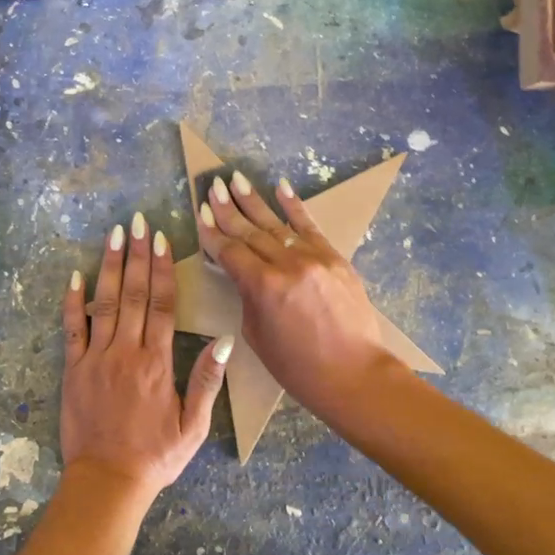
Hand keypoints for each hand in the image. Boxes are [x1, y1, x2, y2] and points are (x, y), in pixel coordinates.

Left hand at [60, 212, 231, 502]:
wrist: (108, 481)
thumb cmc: (156, 457)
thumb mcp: (193, 425)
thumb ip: (207, 381)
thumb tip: (225, 341)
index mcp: (158, 363)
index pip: (162, 305)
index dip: (162, 269)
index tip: (162, 240)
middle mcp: (126, 353)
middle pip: (133, 294)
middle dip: (136, 254)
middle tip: (138, 221)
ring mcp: (96, 359)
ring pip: (104, 303)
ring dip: (109, 266)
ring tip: (114, 235)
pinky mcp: (73, 370)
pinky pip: (72, 329)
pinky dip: (73, 301)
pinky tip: (75, 276)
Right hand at [195, 171, 396, 419]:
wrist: (354, 374)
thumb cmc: (297, 366)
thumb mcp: (257, 334)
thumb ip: (247, 297)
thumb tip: (243, 274)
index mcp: (263, 286)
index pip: (230, 251)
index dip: (212, 233)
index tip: (200, 214)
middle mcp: (287, 264)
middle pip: (250, 231)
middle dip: (228, 209)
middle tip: (211, 187)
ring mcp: (314, 258)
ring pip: (276, 224)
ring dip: (253, 201)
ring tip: (234, 179)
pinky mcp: (334, 259)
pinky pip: (310, 226)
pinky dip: (294, 206)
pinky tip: (280, 186)